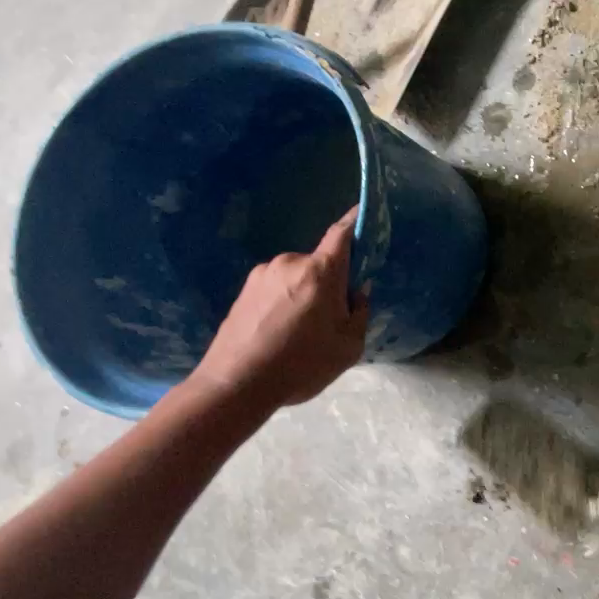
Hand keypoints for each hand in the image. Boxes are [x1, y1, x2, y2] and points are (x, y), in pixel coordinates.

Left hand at [188, 207, 368, 413]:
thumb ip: (359, 312)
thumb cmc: (300, 365)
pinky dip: (282, 302)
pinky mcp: (243, 290)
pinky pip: (276, 288)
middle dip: (329, 282)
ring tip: (298, 331)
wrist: (233, 386)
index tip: (364, 213)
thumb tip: (356, 292)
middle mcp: (290, 263)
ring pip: (297, 277)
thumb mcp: (348, 346)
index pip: (342, 234)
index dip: (355, 222)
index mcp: (320, 272)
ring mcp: (262, 275)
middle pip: (320, 263)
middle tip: (329, 317)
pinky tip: (277, 333)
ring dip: (303, 293)